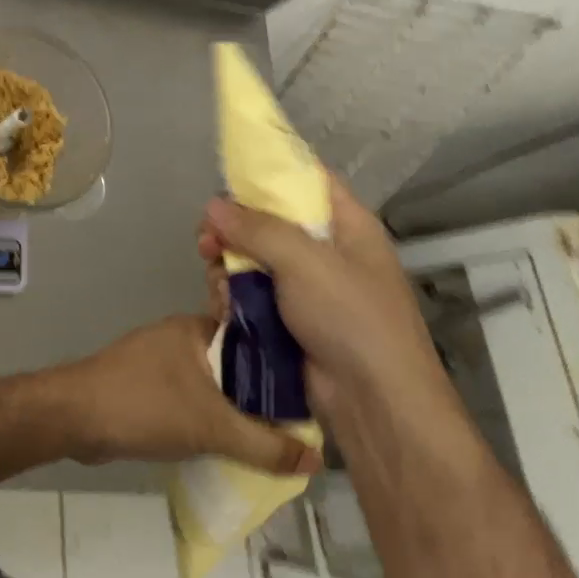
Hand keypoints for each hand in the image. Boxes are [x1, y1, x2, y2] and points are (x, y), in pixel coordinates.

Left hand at [49, 314, 321, 473]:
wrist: (72, 418)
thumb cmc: (143, 406)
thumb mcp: (213, 427)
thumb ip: (266, 445)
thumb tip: (317, 458)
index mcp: (195, 329)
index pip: (255, 338)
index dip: (287, 365)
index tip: (319, 393)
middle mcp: (178, 339)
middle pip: (236, 365)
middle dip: (264, 396)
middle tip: (303, 427)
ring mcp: (157, 363)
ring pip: (212, 387)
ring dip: (236, 412)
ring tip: (275, 442)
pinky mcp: (143, 388)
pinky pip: (189, 402)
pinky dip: (208, 420)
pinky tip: (230, 445)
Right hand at [197, 173, 451, 416]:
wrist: (371, 400)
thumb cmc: (351, 319)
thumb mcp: (306, 261)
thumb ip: (257, 228)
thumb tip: (213, 206)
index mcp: (347, 228)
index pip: (308, 182)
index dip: (268, 176)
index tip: (226, 184)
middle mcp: (325, 254)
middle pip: (265, 225)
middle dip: (230, 233)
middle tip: (206, 245)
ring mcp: (304, 291)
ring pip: (249, 263)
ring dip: (225, 272)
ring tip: (220, 291)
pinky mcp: (284, 322)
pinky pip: (247, 298)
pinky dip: (230, 301)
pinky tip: (223, 312)